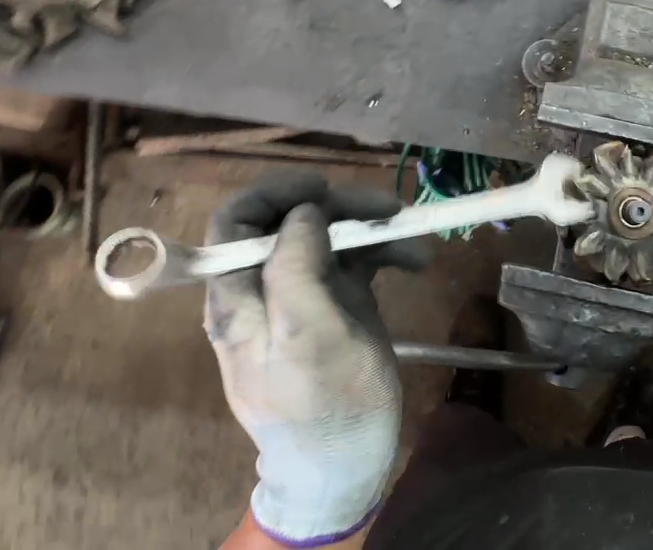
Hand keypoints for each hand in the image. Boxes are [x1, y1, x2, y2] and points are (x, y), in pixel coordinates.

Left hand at [203, 175, 430, 545]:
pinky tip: (417, 262)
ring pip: (327, 235)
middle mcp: (264, 288)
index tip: (322, 188)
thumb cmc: (324, 407)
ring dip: (371, 229)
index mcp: (239, 299)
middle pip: (289, 221)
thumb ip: (296, 273)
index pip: (234, 223)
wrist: (346, 463)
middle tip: (388, 209)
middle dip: (338, 208)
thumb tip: (303, 213)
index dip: (272, 195)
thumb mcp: (309, 342)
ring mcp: (300, 294)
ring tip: (415, 239)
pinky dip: (386, 253)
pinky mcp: (333, 302)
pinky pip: (354, 260)